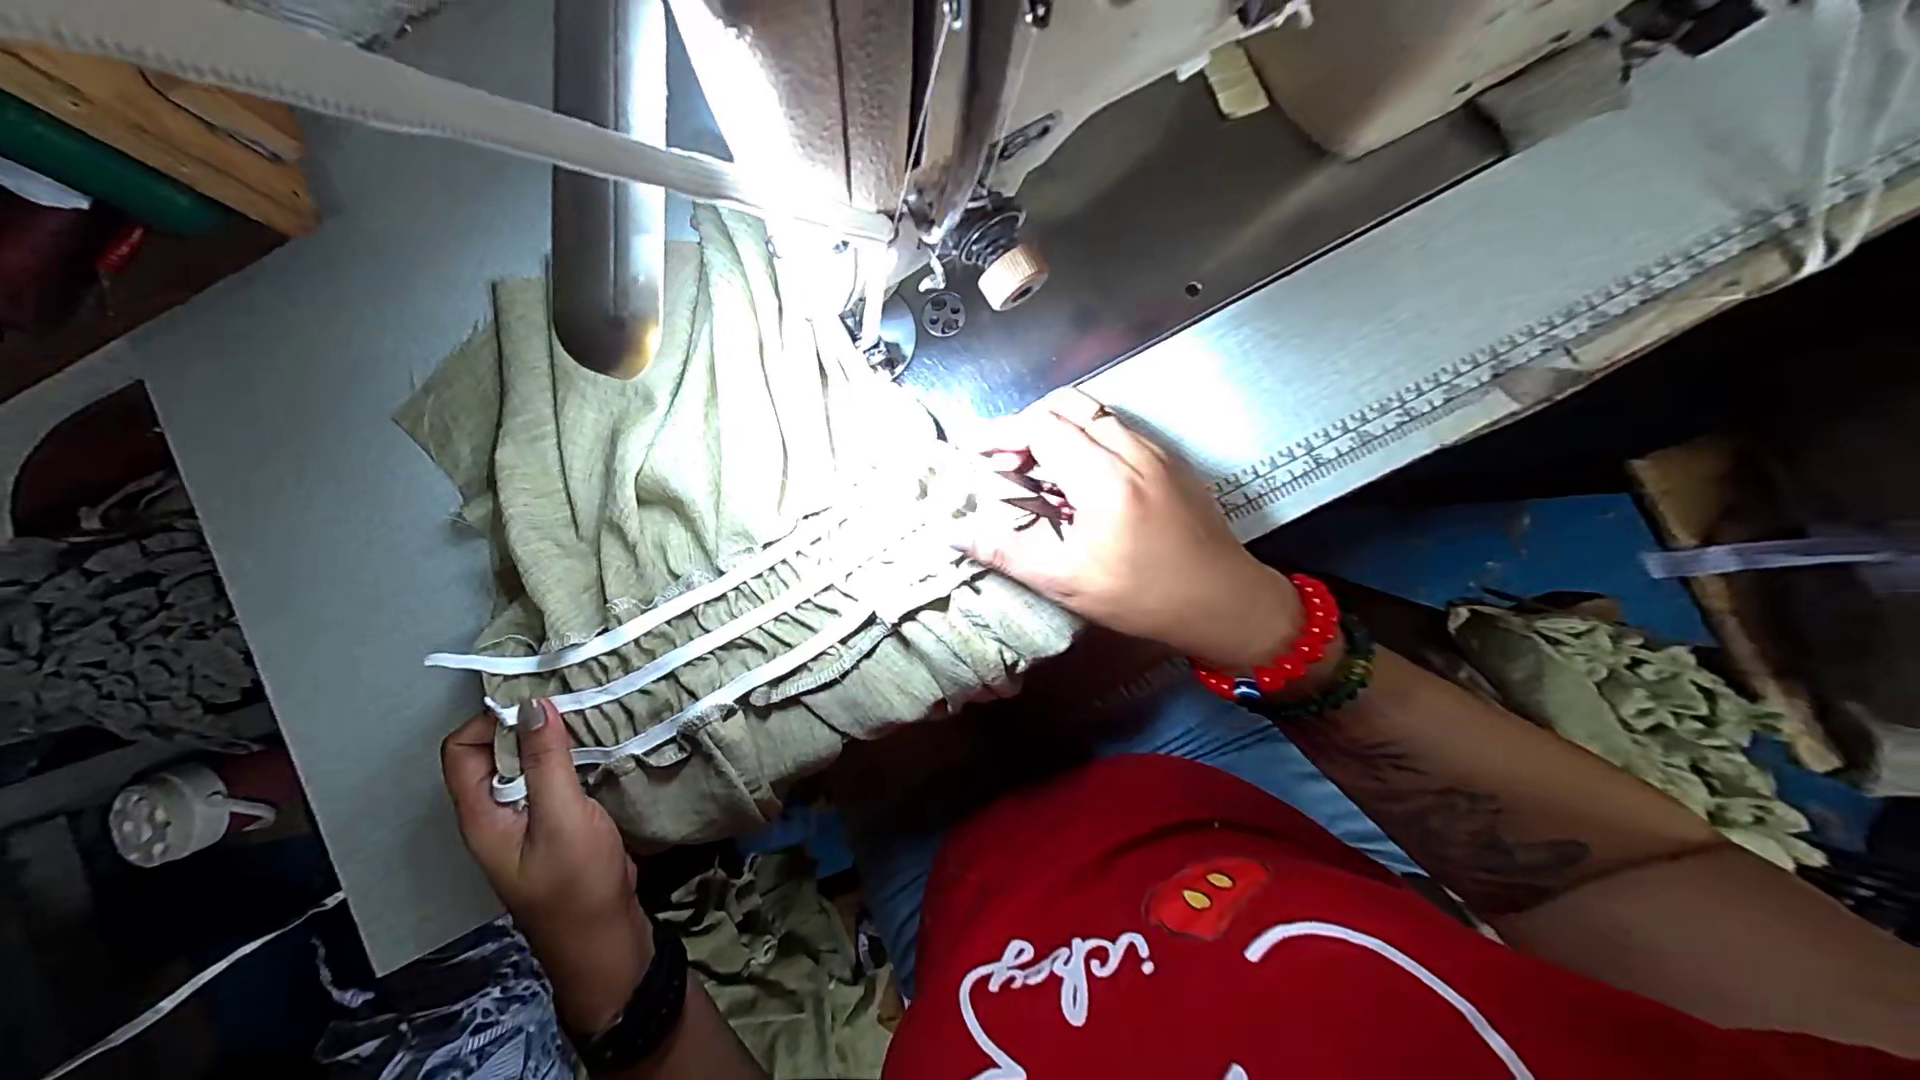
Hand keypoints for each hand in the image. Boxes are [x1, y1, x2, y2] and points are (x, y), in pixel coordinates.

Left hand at [442, 700, 650, 1034]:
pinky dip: (572, 757)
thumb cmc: (575, 881)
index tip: (537, 702)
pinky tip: (601, 745)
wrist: (604, 935)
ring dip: (553, 739)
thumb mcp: (562, 816)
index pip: (461, 751)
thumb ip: (547, 761)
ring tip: (590, 715)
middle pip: (495, 754)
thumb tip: (535, 705)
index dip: (490, 721)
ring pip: (529, 764)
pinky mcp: (560, 822)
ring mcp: (529, 819)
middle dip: (527, 724)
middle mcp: (497, 813)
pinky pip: (555, 778)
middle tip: (570, 700)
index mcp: (481, 814)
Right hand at [957, 387, 1303, 668]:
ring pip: (1095, 414)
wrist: (1224, 602)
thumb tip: (957, 534)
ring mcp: (1156, 453)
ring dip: (1057, 429)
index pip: (1041, 426)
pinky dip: (1087, 440)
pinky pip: (1120, 431)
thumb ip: (1006, 552)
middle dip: (1026, 424)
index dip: (1002, 434)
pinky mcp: (1169, 463)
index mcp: (1104, 478)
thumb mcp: (1066, 582)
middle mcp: (1132, 452)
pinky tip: (1078, 479)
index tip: (979, 451)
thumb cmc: (1147, 596)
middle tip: (1005, 459)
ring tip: (1037, 468)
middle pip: (1067, 406)